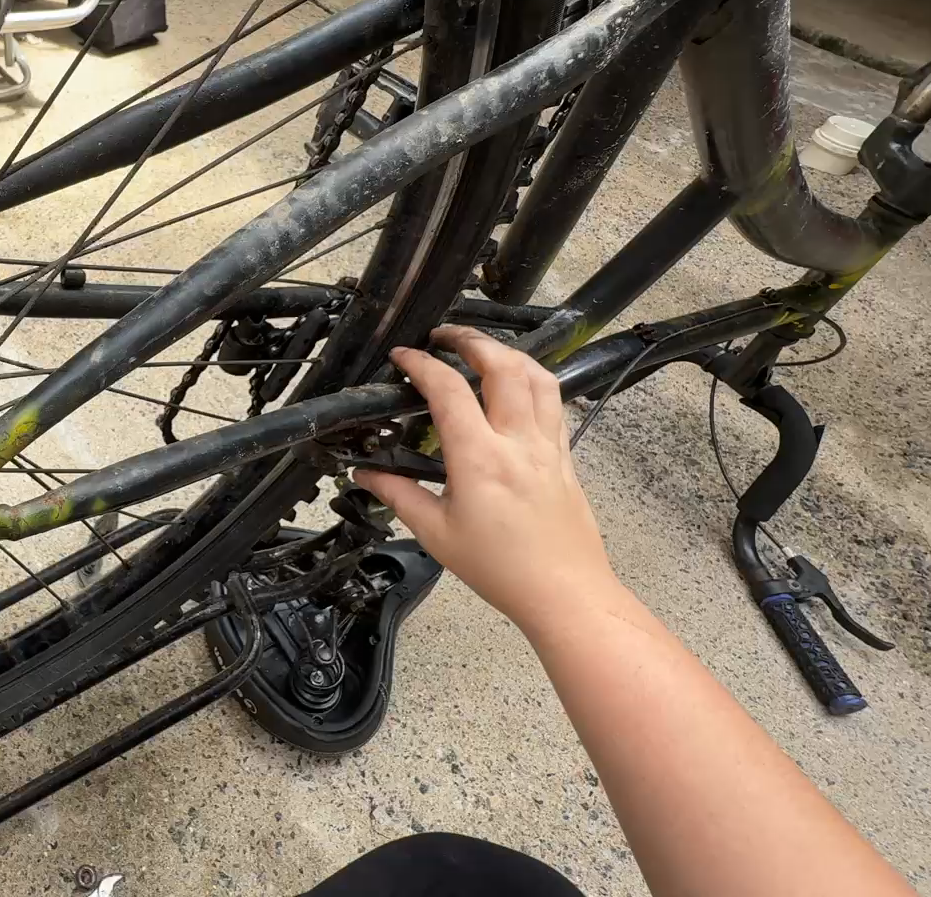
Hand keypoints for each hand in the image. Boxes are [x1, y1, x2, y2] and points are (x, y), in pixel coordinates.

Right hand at [354, 326, 619, 628]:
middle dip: (471, 340)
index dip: (421, 365)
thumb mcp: (435, 534)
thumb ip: (397, 495)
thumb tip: (365, 474)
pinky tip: (515, 386)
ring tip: (482, 348)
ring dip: (507, 352)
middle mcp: (518, 443)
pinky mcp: (564, 457)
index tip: (402, 356)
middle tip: (444, 335)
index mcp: (479, 459)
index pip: (448, 392)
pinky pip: (554, 403)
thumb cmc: (500, 568)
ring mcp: (548, 447)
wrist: (566, 595)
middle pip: (503, 367)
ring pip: (538, 377)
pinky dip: (532, 380)